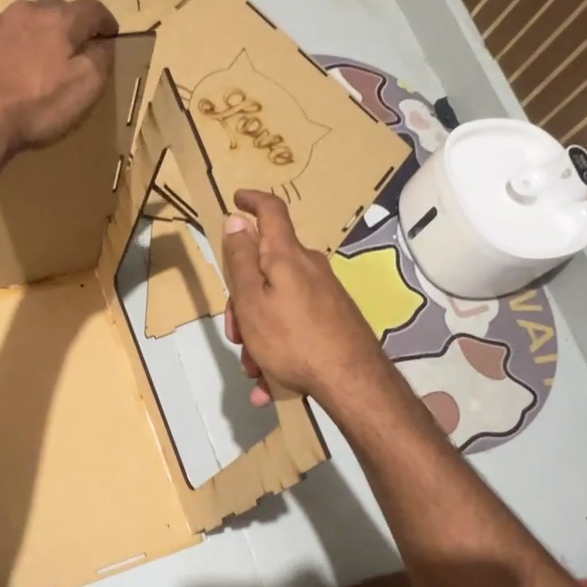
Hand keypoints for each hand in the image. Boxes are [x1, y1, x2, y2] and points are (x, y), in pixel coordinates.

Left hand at [0, 0, 119, 153]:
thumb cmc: (35, 106)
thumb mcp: (85, 88)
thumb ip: (100, 60)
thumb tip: (103, 44)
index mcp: (59, 20)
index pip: (92, 8)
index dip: (105, 22)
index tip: (110, 35)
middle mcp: (25, 10)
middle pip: (55, 10)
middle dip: (67, 27)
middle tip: (71, 51)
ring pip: (21, 22)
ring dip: (33, 36)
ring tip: (33, 62)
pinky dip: (3, 48)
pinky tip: (0, 71)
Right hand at [220, 189, 390, 408]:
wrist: (351, 380)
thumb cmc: (292, 339)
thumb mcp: (253, 301)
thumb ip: (241, 261)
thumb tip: (237, 220)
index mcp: (286, 257)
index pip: (271, 212)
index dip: (252, 201)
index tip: (236, 200)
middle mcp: (308, 268)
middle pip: (265, 271)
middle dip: (243, 303)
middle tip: (236, 335)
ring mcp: (323, 294)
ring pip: (276, 306)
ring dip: (258, 337)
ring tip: (255, 371)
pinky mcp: (333, 319)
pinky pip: (294, 329)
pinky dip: (277, 352)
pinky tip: (270, 386)